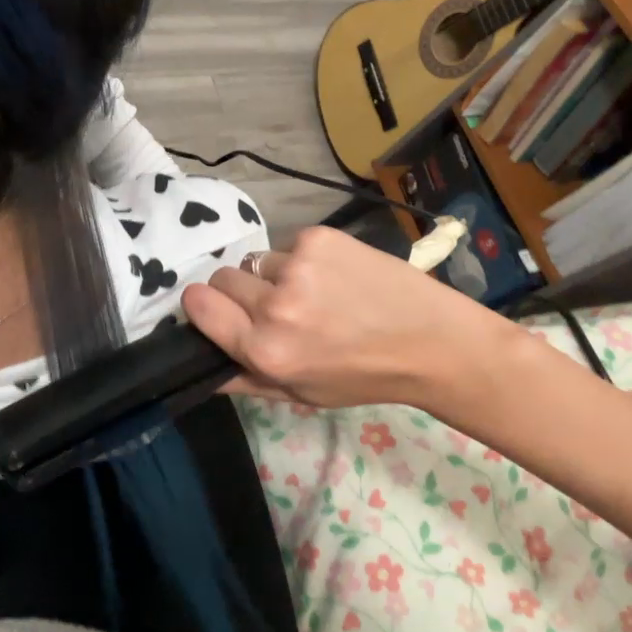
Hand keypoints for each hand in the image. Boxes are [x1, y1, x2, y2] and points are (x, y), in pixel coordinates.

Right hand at [181, 226, 520, 411]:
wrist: (436, 342)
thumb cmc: (365, 376)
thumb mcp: (301, 393)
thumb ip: (242, 380)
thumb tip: (195, 365)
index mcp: (265, 351)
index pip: (197, 304)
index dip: (203, 306)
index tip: (219, 311)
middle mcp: (275, 306)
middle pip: (220, 278)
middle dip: (238, 293)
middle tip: (273, 308)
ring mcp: (297, 266)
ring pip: (255, 262)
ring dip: (272, 276)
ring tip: (312, 293)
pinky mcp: (318, 238)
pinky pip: (285, 244)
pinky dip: (300, 259)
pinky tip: (331, 277)